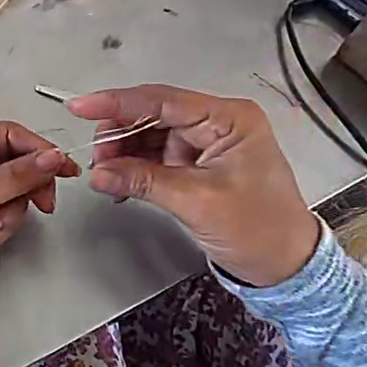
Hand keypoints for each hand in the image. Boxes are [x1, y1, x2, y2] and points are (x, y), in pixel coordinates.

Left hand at [0, 122, 78, 300]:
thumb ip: (17, 175)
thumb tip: (53, 157)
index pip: (7, 134)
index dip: (37, 149)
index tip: (64, 167)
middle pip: (17, 163)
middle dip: (26, 187)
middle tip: (44, 203)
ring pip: (16, 191)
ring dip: (9, 211)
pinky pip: (8, 212)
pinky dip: (1, 226)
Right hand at [69, 84, 320, 285]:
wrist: (286, 265)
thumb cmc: (260, 229)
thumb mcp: (196, 202)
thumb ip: (142, 180)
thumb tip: (98, 173)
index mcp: (228, 120)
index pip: (161, 101)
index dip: (116, 103)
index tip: (80, 106)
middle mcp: (216, 122)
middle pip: (150, 114)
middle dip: (117, 134)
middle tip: (97, 160)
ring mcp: (204, 141)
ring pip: (146, 132)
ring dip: (121, 152)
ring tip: (107, 175)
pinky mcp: (194, 159)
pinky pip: (151, 152)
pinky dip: (131, 164)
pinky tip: (119, 179)